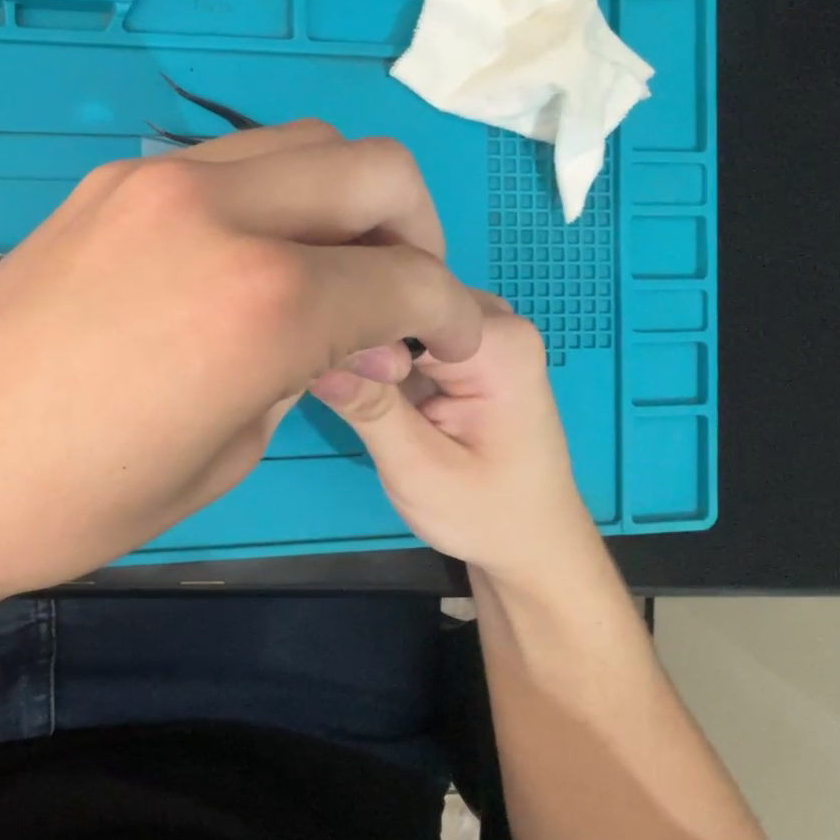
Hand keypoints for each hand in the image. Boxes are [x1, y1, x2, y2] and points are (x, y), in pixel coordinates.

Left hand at [0, 122, 482, 596]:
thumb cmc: (75, 505)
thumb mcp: (223, 457)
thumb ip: (298, 376)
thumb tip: (336, 337)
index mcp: (262, 302)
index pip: (404, 278)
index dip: (450, 310)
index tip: (455, 336)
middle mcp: (216, 213)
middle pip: (369, 168)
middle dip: (412, 229)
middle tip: (399, 294)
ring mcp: (151, 185)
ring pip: (295, 146)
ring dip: (336, 201)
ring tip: (324, 273)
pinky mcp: (102, 188)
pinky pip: (219, 167)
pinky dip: (263, 200)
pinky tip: (243, 263)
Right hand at [309, 291, 594, 576]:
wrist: (529, 543)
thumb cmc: (484, 514)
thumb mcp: (418, 469)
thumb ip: (371, 408)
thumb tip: (314, 357)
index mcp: (498, 343)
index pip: (403, 299)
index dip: (353, 323)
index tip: (311, 355)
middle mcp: (494, 321)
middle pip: (399, 296)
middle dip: (353, 327)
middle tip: (310, 365)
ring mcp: (477, 332)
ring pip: (396, 310)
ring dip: (359, 338)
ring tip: (327, 370)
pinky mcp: (459, 349)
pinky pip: (403, 330)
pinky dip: (372, 350)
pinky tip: (351, 375)